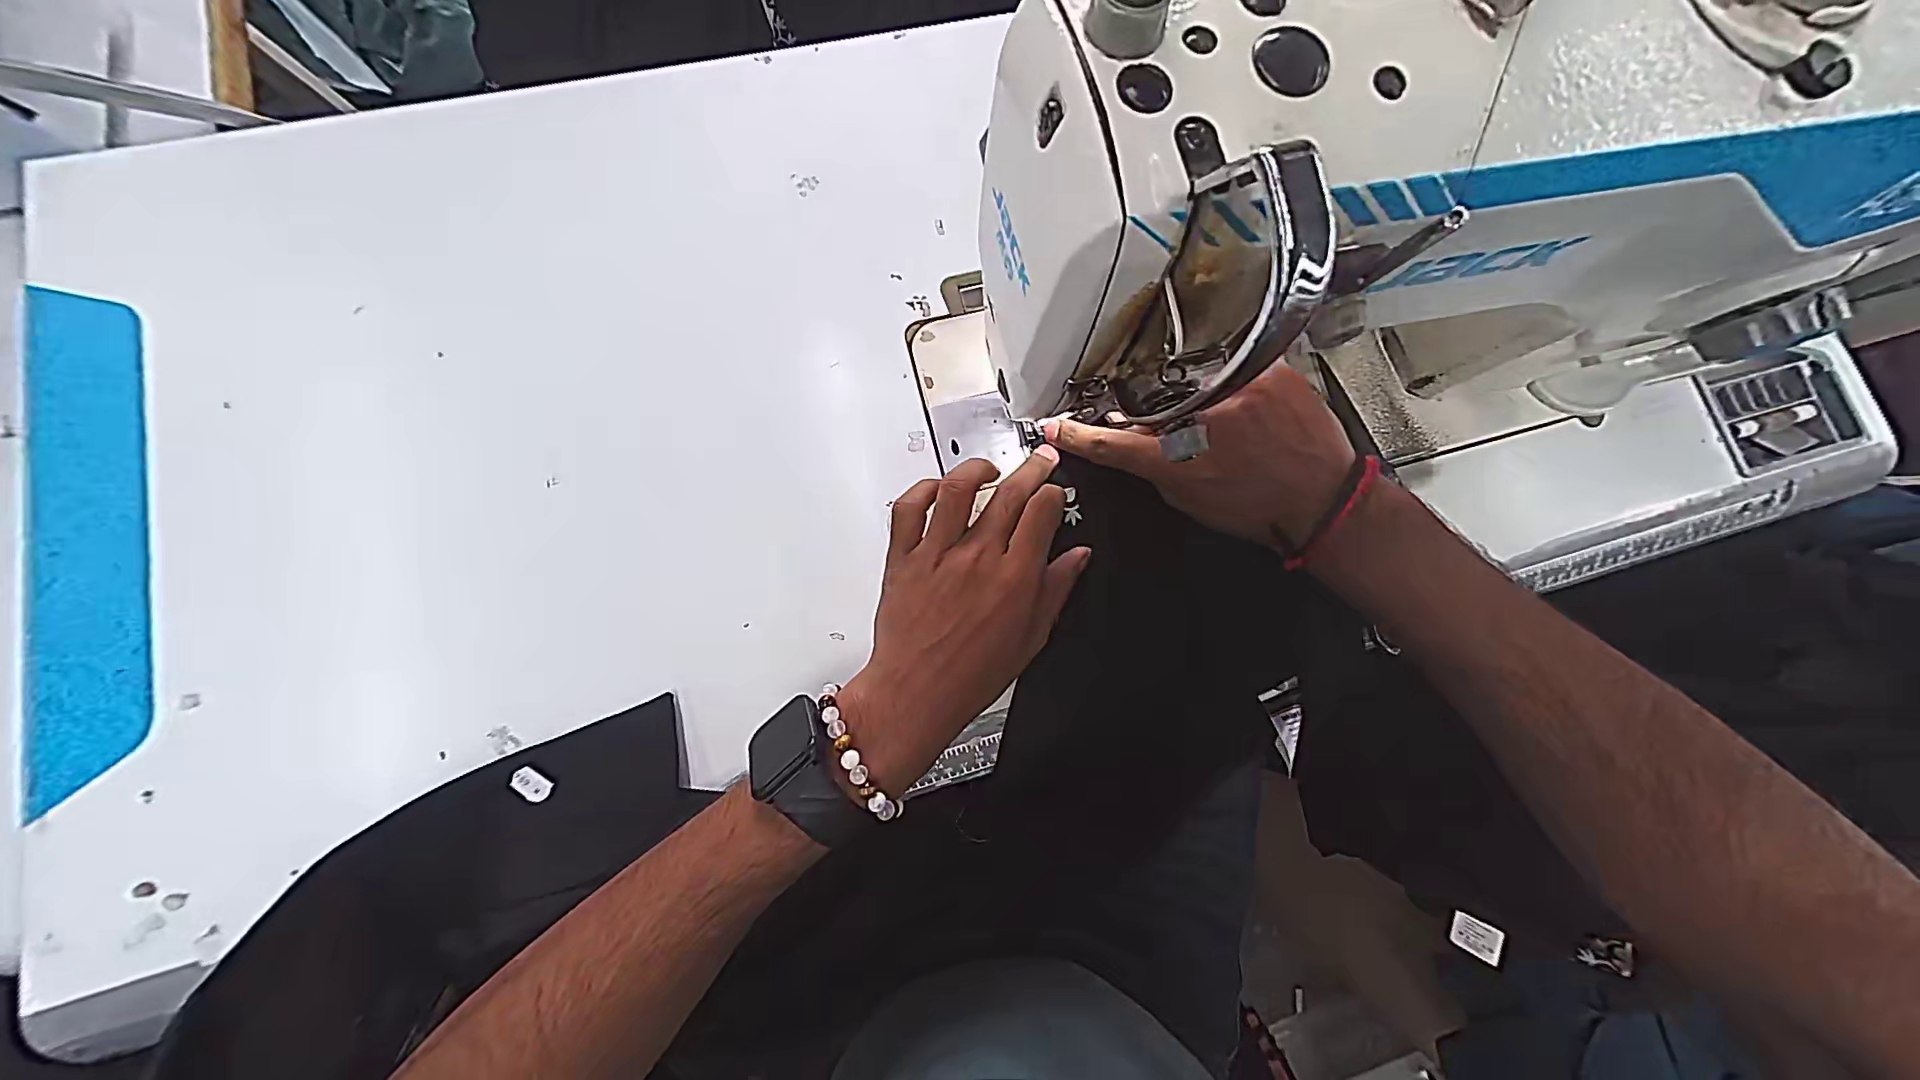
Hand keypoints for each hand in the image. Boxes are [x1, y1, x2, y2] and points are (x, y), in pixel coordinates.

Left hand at [837, 448, 1091, 794]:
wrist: (916, 693)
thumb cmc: (970, 674)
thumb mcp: (1031, 637)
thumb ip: (1056, 589)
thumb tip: (1077, 558)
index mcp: (1014, 578)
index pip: (1042, 511)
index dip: (1054, 492)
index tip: (1054, 492)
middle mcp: (977, 559)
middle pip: (1009, 493)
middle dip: (1031, 469)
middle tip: (1038, 462)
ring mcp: (937, 555)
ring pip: (958, 489)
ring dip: (977, 469)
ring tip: (988, 469)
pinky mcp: (903, 558)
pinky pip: (909, 509)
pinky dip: (923, 490)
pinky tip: (938, 490)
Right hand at [1044, 362, 1355, 549]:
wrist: (1323, 500)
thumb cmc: (1263, 507)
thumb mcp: (1189, 499)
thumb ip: (1154, 467)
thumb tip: (1134, 444)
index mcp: (1175, 456)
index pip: (1110, 441)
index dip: (1077, 432)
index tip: (1056, 425)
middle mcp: (1202, 417)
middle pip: (1153, 401)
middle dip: (1159, 416)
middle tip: (1192, 438)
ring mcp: (1238, 387)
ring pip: (1195, 382)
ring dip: (1204, 403)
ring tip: (1237, 434)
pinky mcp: (1269, 370)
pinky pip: (1234, 368)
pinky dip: (1235, 389)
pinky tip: (1255, 418)